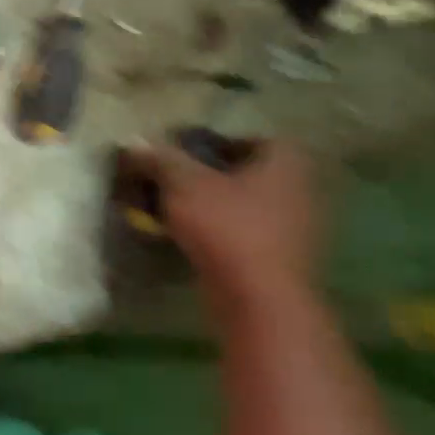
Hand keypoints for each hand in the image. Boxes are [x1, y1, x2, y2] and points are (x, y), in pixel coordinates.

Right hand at [140, 139, 316, 307]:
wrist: (258, 294)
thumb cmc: (226, 225)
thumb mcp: (181, 182)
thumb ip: (159, 158)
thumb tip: (134, 141)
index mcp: (286, 167)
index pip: (264, 140)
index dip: (226, 140)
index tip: (190, 150)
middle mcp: (300, 193)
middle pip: (253, 172)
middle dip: (213, 173)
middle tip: (175, 177)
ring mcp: (295, 228)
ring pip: (248, 202)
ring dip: (214, 201)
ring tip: (173, 206)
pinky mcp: (281, 256)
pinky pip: (247, 229)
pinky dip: (220, 227)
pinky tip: (188, 233)